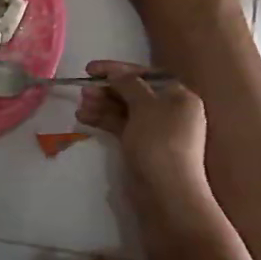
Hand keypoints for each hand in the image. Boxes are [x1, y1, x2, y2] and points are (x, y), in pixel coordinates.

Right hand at [75, 60, 207, 186]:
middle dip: (107, 89)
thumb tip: (116, 73)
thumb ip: (129, 84)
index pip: (146, 75)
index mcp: (179, 97)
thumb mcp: (145, 106)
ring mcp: (154, 129)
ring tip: (81, 105)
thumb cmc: (159, 142)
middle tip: (84, 90)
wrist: (165, 190)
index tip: (90, 69)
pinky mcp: (140, 144)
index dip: (118, 69)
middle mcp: (169, 110)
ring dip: (101, 104)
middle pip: (133, 91)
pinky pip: (119, 124)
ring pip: (123, 109)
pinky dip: (102, 119)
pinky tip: (83, 118)